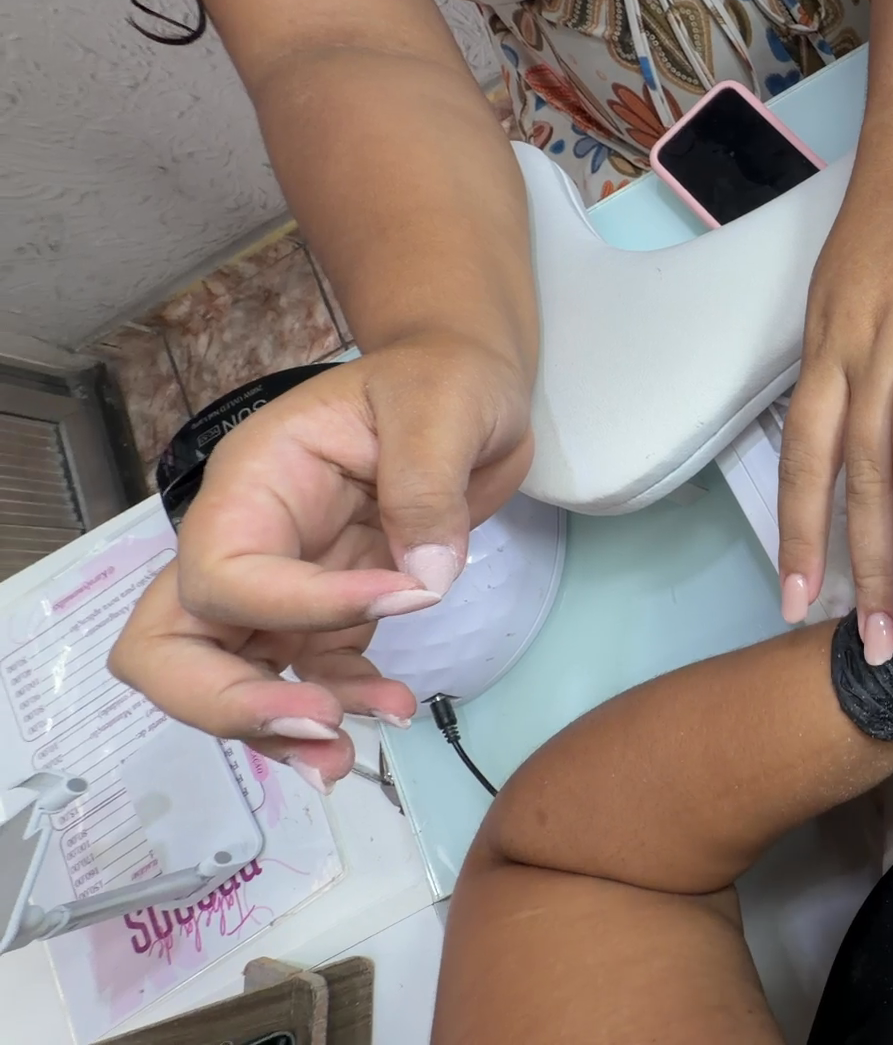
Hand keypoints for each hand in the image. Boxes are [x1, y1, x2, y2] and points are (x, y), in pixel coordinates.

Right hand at [109, 334, 534, 790]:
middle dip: (228, 699)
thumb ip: (427, 488)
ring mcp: (299, 576)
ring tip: (357, 749)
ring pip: (242, 670)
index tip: (406, 596)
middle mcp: (258, 539)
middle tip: (317, 727)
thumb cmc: (449, 381)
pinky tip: (389, 712)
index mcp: (258, 484)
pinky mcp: (349, 600)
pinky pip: (319, 665)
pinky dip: (341, 698)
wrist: (475, 388)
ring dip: (284, 722)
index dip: (304, 605)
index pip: (228, 574)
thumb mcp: (442, 410)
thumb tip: (423, 580)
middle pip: (179, 641)